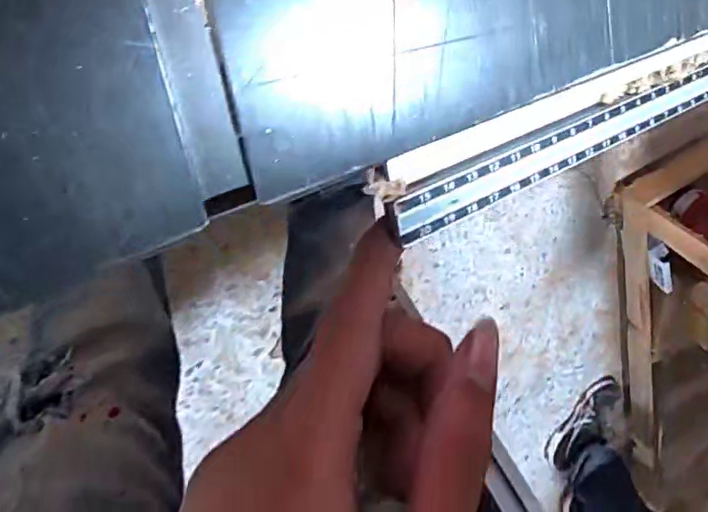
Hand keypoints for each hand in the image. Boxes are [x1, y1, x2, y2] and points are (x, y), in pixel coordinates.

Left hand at [183, 224, 498, 511]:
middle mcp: (252, 443)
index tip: (392, 222)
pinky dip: (347, 442)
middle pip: (349, 360)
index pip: (348, 326)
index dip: (376, 267)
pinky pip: (301, 433)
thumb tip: (481, 339)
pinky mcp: (225, 492)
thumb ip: (456, 438)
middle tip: (445, 442)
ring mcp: (230, 471)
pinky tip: (371, 494)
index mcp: (296, 449)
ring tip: (412, 484)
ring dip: (384, 417)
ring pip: (328, 396)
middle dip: (411, 379)